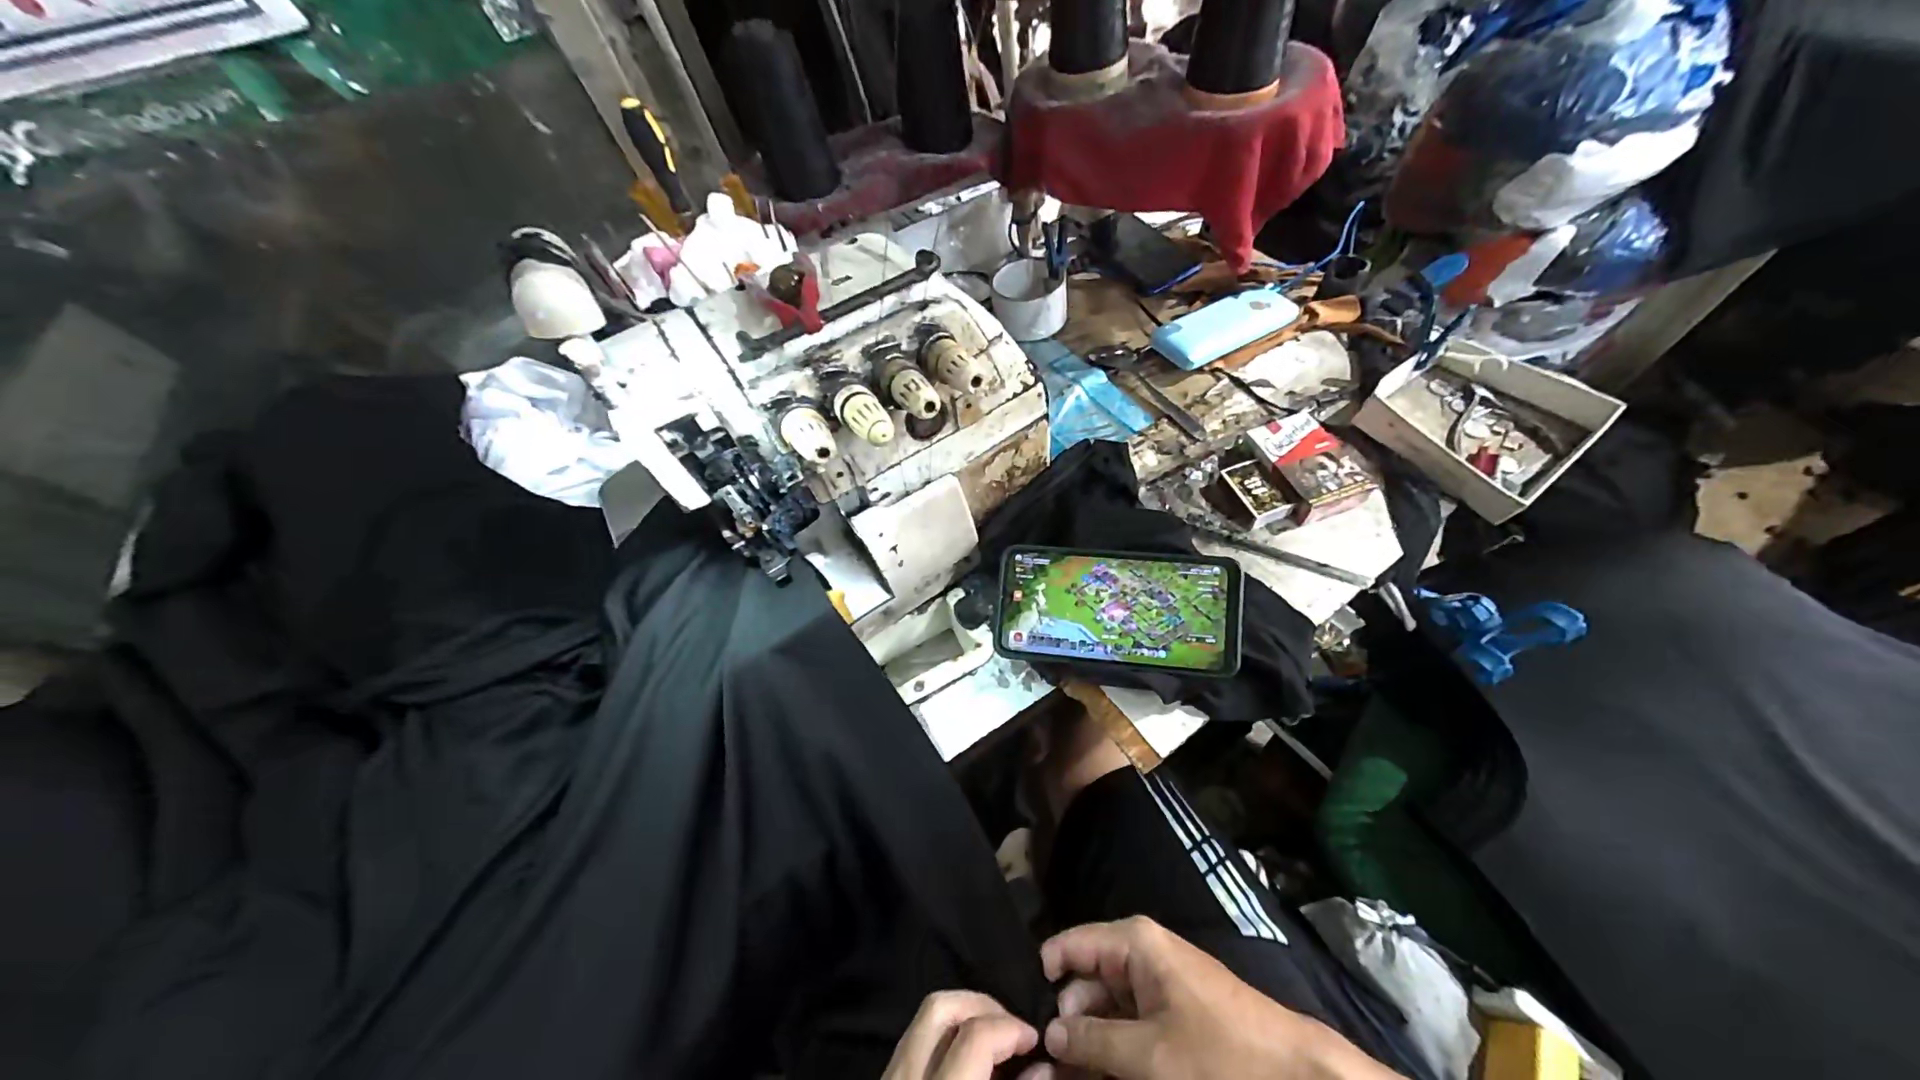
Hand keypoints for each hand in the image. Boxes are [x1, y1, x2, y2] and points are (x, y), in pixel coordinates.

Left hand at [882, 990, 1040, 1079]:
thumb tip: (1041, 1068)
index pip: (973, 1037)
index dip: (1010, 1030)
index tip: (1033, 1040)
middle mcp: (905, 1077)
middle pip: (938, 1008)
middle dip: (981, 1005)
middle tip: (1010, 1027)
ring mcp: (887, 1077)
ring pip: (922, 1020)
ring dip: (962, 1018)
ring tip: (991, 1041)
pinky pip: (912, 1043)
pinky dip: (943, 1039)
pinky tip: (964, 1061)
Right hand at [1036, 916, 1401, 1079]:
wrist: (1301, 1076)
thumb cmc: (1221, 1056)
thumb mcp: (1149, 1055)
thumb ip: (1092, 1043)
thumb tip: (1048, 1035)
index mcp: (1133, 944)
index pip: (1067, 947)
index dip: (1044, 982)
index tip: (1023, 1026)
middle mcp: (1141, 954)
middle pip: (1084, 982)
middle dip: (1065, 1026)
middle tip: (1045, 1073)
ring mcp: (1159, 984)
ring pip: (1106, 1009)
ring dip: (1088, 1046)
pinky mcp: (1174, 1014)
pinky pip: (1131, 1025)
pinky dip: (1115, 1050)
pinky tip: (1102, 1077)